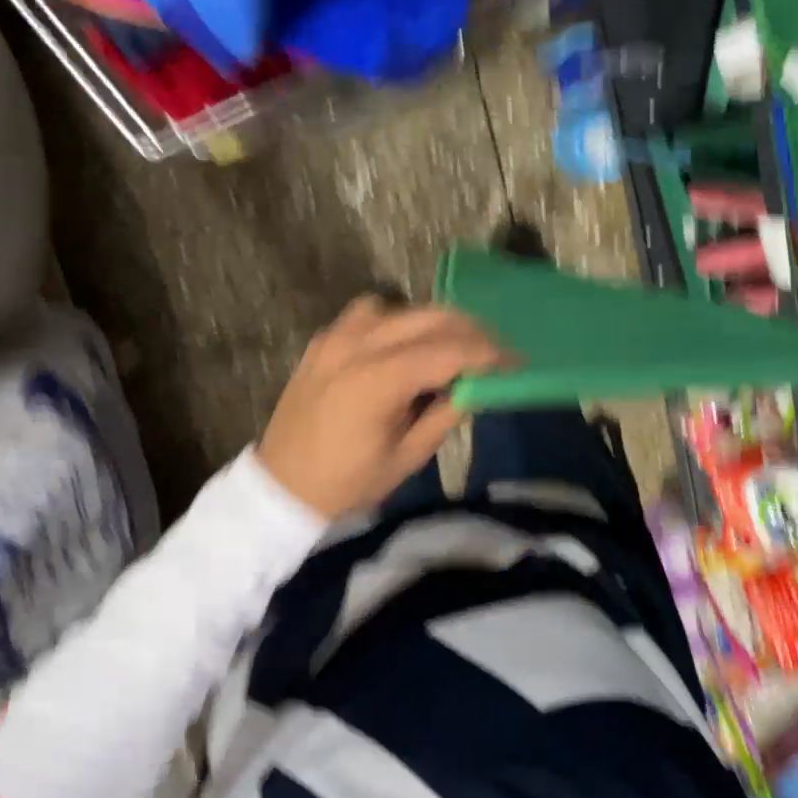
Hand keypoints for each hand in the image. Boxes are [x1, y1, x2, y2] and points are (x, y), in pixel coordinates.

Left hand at [257, 297, 510, 518]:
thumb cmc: (348, 483)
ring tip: (455, 349)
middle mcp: (357, 347)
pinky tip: (402, 346)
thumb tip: (478, 385)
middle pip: (432, 318)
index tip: (516, 362)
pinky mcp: (324, 340)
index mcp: (377, 381)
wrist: (281, 487)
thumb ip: (446, 414)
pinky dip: (396, 321)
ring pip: (404, 309)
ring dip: (437, 324)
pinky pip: (370, 313)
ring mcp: (336, 338)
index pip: (449, 351)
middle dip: (472, 332)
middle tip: (496, 353)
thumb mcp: (408, 457)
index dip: (489, 354)